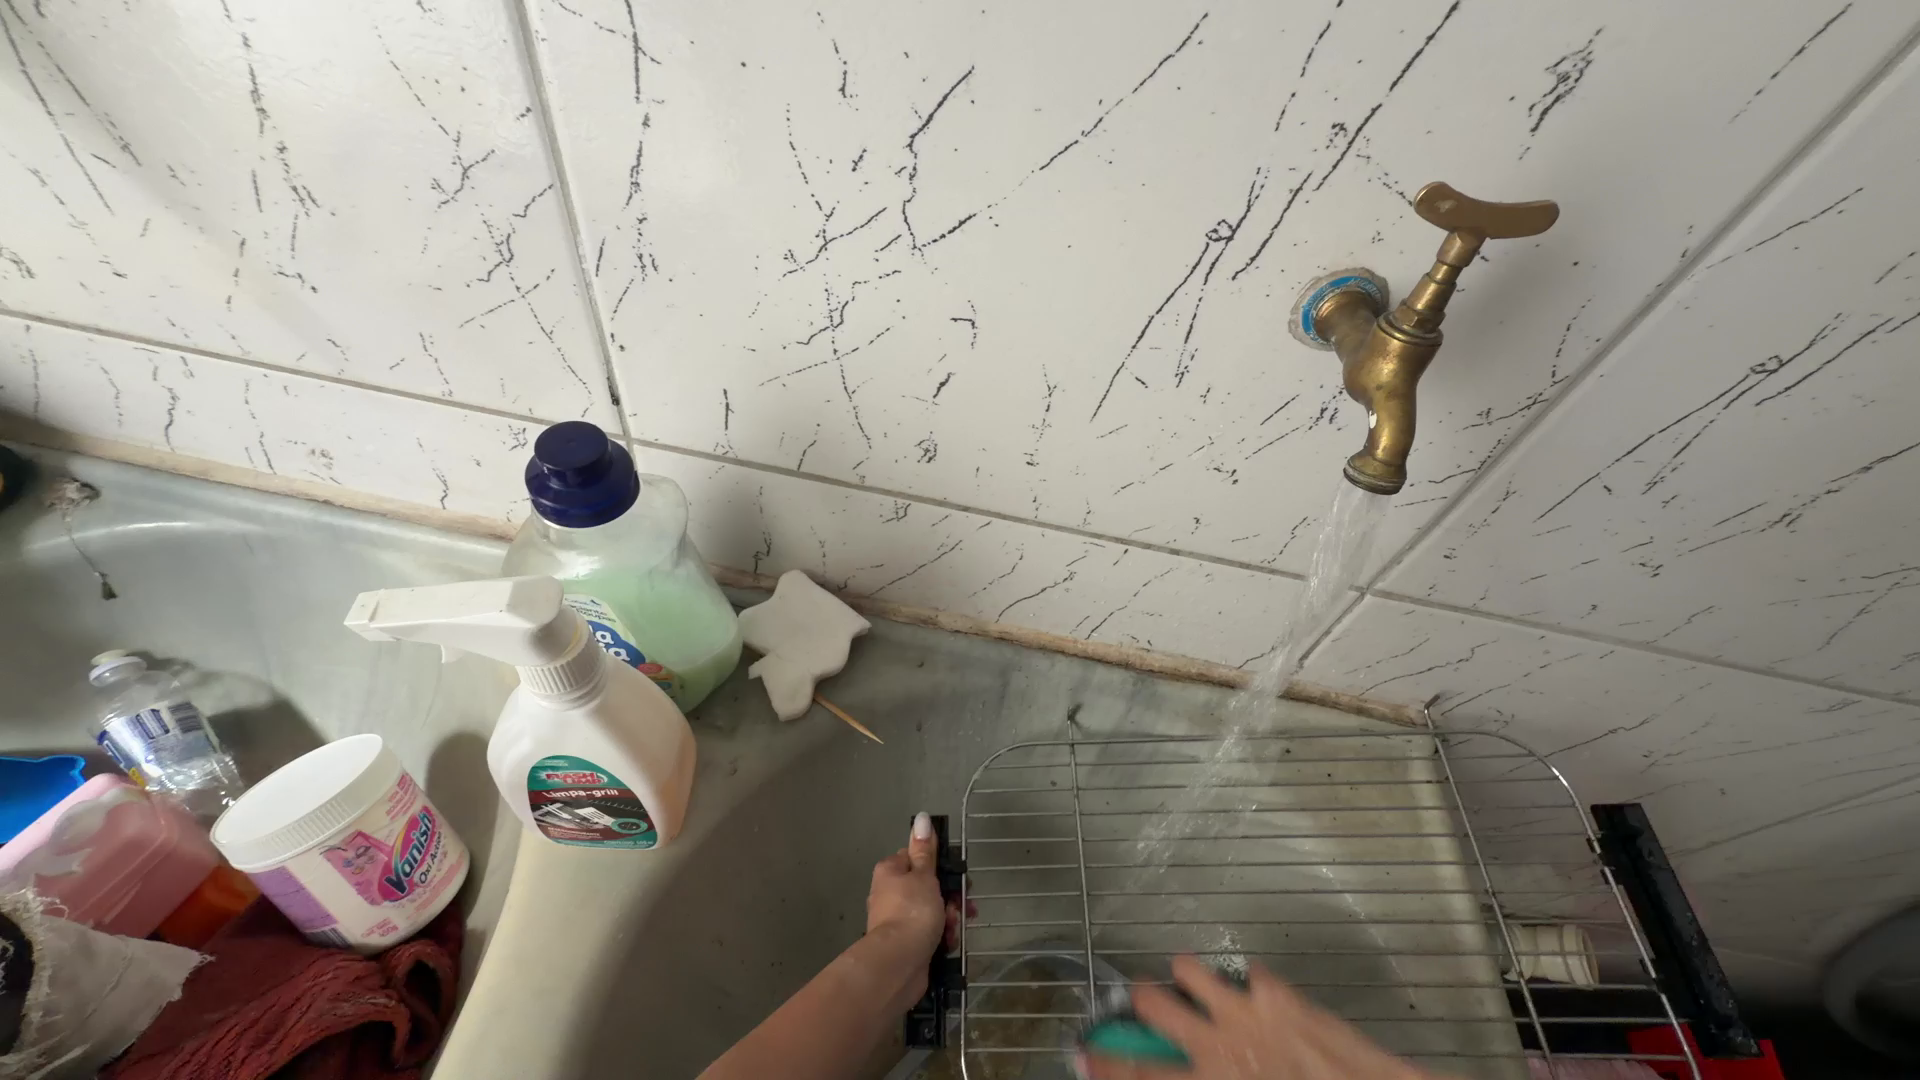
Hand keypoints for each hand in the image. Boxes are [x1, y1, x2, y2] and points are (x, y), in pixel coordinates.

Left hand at [866, 812, 950, 961]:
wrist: (899, 964)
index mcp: (891, 872)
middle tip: (963, 906)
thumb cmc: (912, 911)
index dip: (940, 867)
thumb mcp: (924, 876)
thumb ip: (925, 850)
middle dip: (950, 897)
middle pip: (928, 887)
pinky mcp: (906, 943)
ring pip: (932, 911)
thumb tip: (922, 817)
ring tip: (953, 928)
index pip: (917, 859)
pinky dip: (942, 936)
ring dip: (949, 918)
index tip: (958, 877)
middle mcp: (890, 893)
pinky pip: (930, 933)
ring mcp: (898, 920)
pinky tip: (949, 942)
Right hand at [1081, 956, 1433, 1079]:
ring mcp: (1248, 1011)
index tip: (1083, 1047)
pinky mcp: (1281, 993)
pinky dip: (1247, 984)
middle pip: (1151, 1001)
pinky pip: (1247, 973)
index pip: (1137, 1071)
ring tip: (1200, 988)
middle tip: (1152, 1006)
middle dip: (1143, 1000)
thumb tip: (1186, 1071)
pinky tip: (1261, 999)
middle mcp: (1217, 1044)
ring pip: (1190, 968)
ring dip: (1189, 979)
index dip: (1104, 1059)